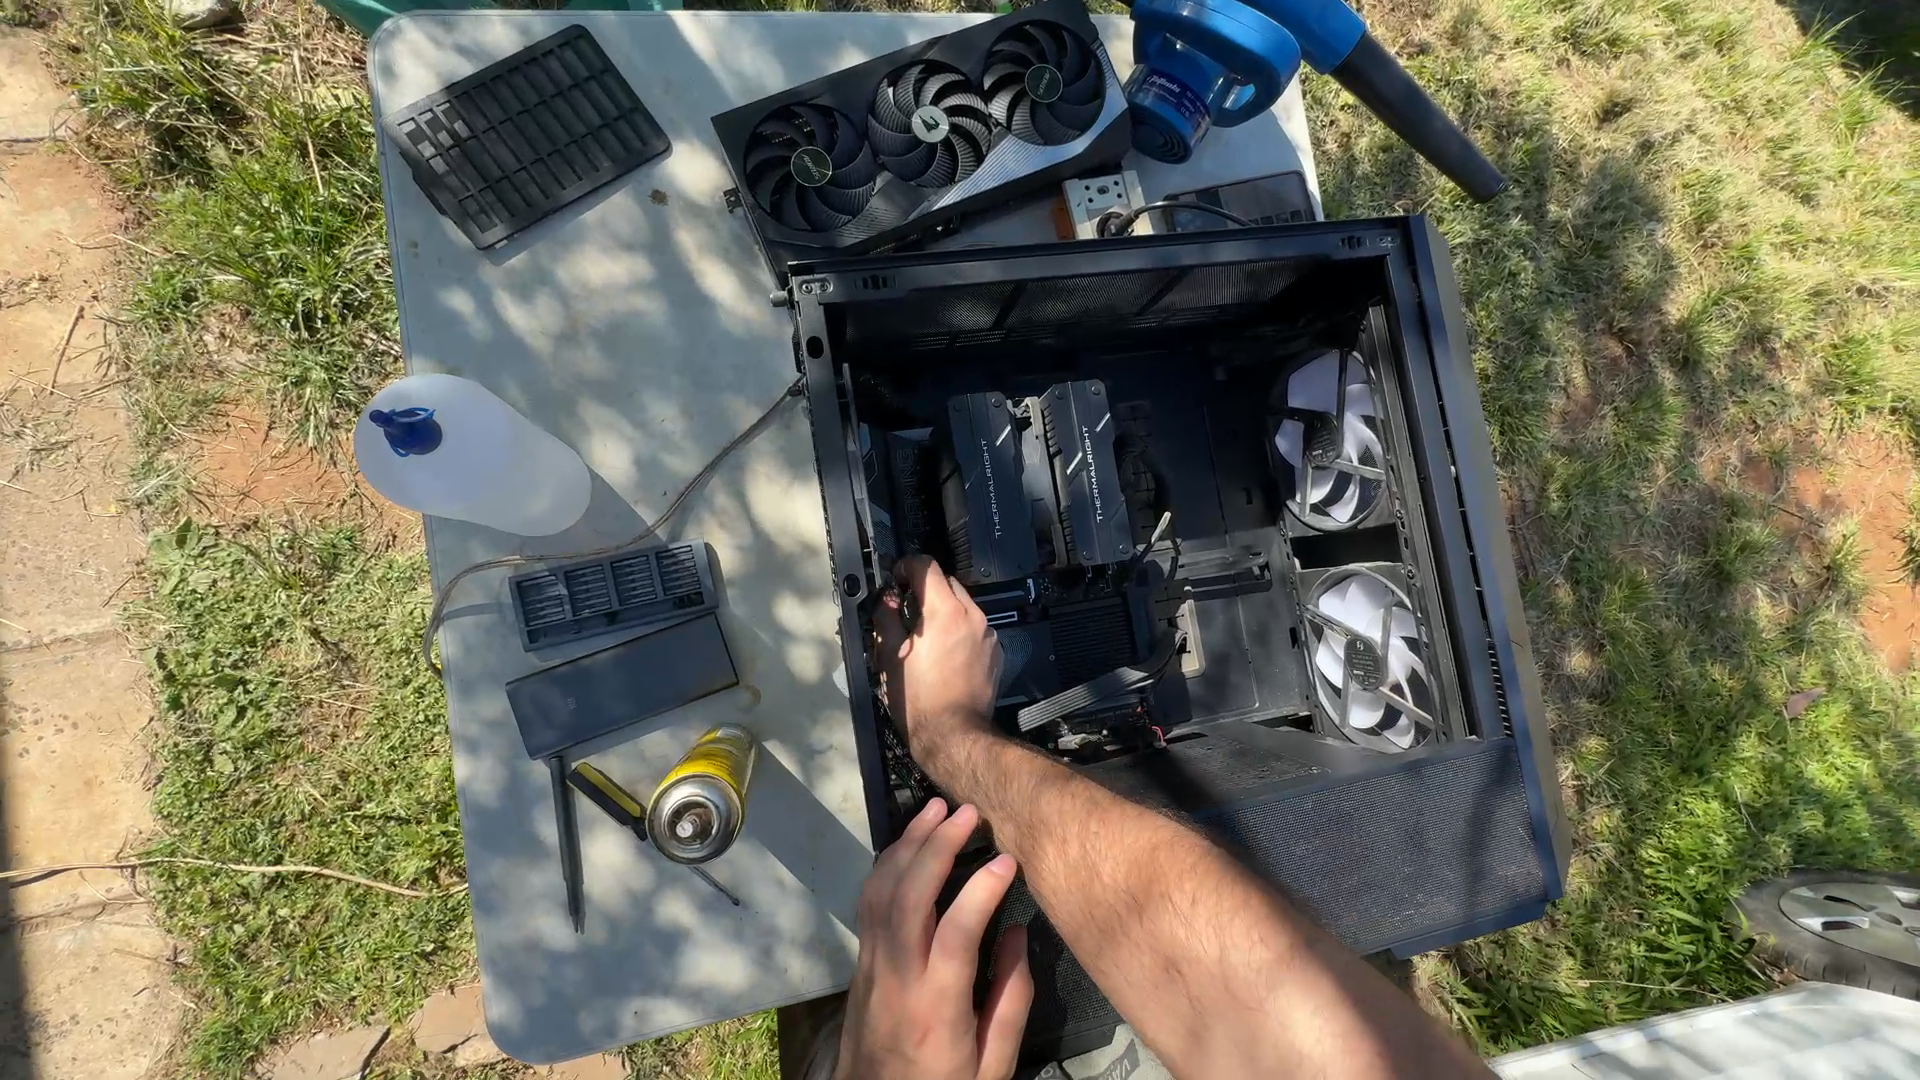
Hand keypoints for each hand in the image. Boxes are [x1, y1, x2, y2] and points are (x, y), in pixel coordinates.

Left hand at [836, 799, 1032, 1079]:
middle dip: (937, 845)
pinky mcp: (859, 959)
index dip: (981, 890)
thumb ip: (1010, 1001)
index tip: (1007, 859)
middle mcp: (897, 976)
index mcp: (936, 1008)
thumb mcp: (991, 1069)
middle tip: (968, 812)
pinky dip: (888, 862)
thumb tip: (1015, 932)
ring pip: (882, 889)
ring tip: (936, 808)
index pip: (956, 933)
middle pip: (909, 896)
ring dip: (909, 842)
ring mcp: (871, 964)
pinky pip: (868, 900)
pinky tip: (908, 841)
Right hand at [873, 555, 1002, 769]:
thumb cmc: (918, 700)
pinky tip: (945, 654)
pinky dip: (960, 632)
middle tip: (906, 609)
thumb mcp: (890, 656)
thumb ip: (887, 618)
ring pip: (963, 607)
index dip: (906, 567)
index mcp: (945, 611)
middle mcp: (973, 616)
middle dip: (926, 590)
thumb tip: (887, 600)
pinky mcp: (996, 653)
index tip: (897, 578)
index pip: (927, 566)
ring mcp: (988, 635)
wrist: (953, 734)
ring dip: (944, 612)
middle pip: (947, 584)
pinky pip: (976, 629)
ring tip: (925, 636)